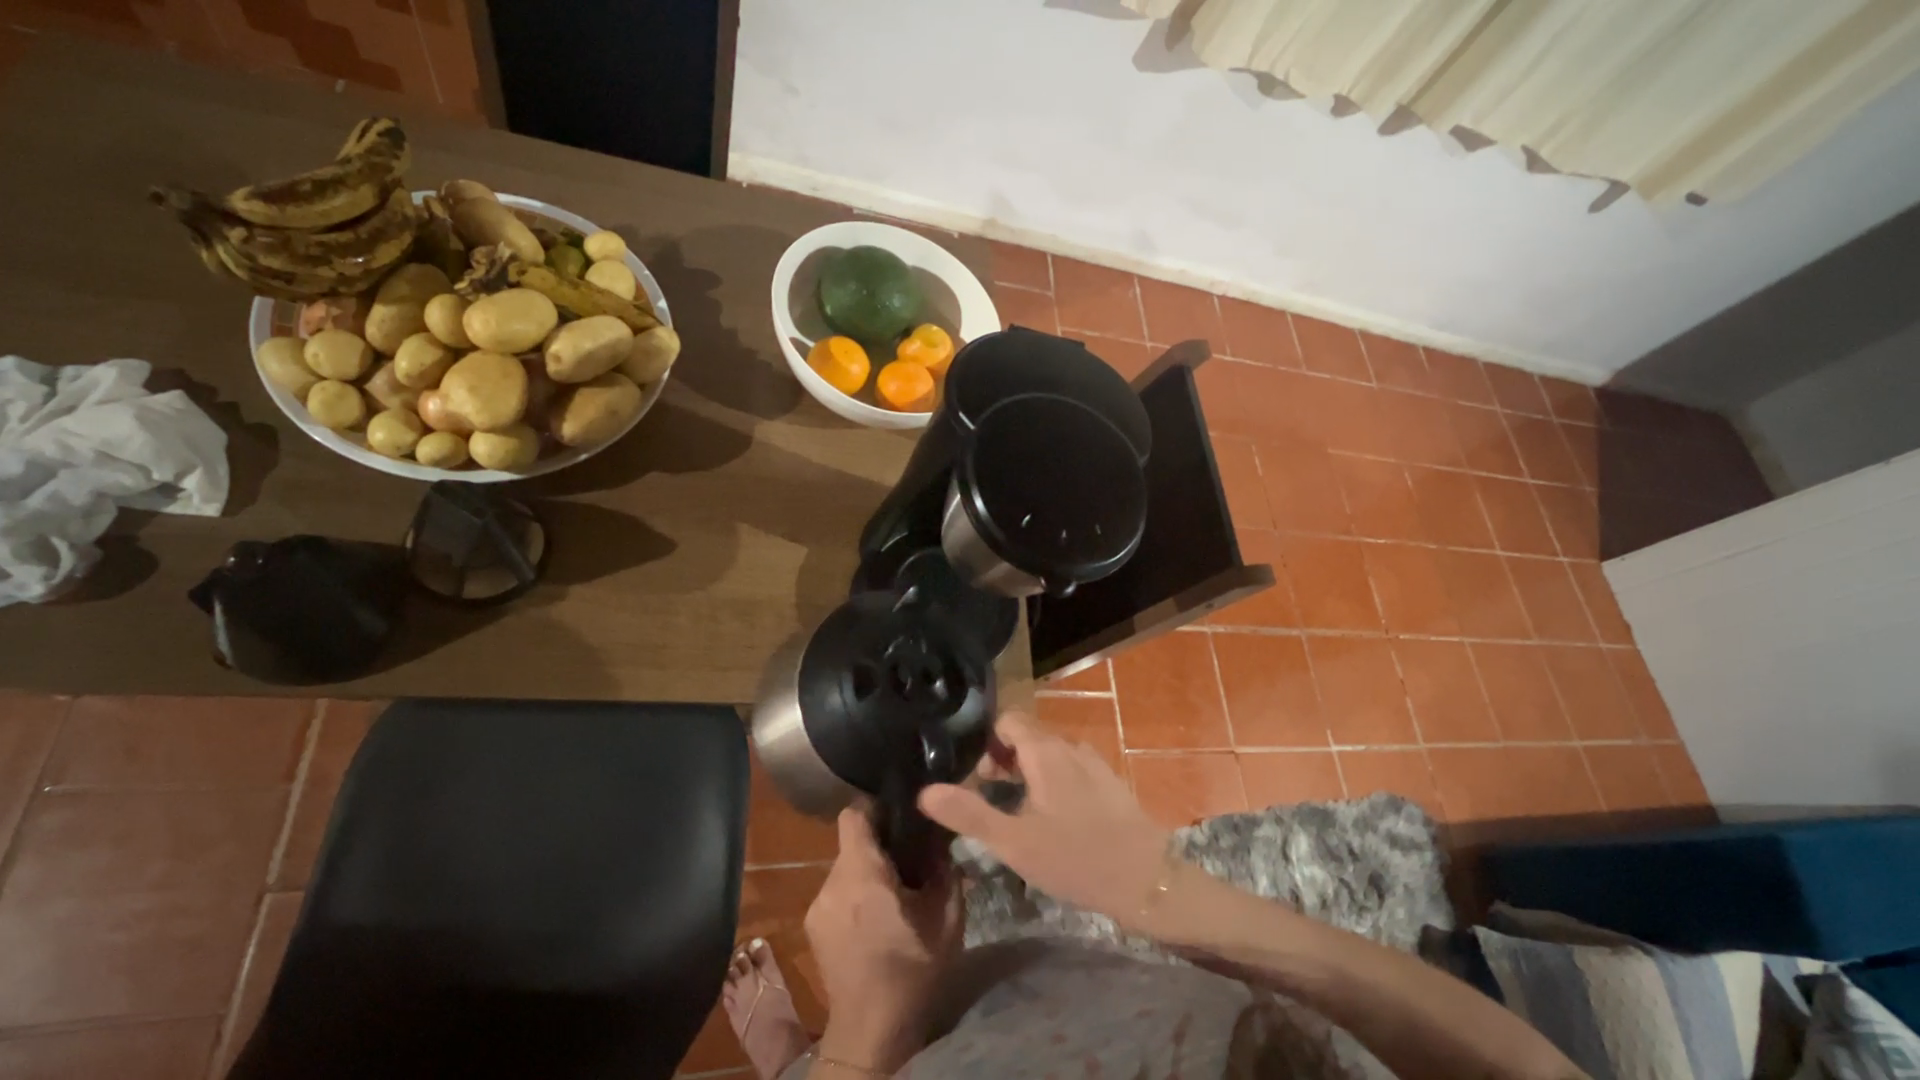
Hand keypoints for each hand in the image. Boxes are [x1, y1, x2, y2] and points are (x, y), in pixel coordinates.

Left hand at [806, 807, 962, 1072]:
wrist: (872, 1030)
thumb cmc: (913, 971)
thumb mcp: (947, 920)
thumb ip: (945, 872)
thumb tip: (941, 843)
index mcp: (861, 874)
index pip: (853, 815)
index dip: (877, 809)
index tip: (901, 815)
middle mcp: (831, 883)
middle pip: (852, 844)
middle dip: (879, 847)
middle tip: (910, 861)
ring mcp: (817, 906)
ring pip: (844, 870)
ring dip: (867, 873)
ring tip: (896, 894)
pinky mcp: (813, 927)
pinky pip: (836, 893)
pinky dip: (855, 895)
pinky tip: (876, 920)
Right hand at [918, 711, 1171, 931]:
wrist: (1147, 882)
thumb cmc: (1076, 859)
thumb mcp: (1014, 842)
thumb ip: (969, 814)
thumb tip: (925, 792)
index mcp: (1046, 752)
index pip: (1008, 721)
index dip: (986, 743)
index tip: (974, 775)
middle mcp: (1071, 748)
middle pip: (1028, 736)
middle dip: (1003, 759)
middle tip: (988, 796)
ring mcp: (1095, 765)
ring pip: (1050, 755)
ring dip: (1028, 773)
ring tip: (1016, 811)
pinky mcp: (1110, 785)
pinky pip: (1071, 771)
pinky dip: (1053, 783)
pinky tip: (1052, 820)